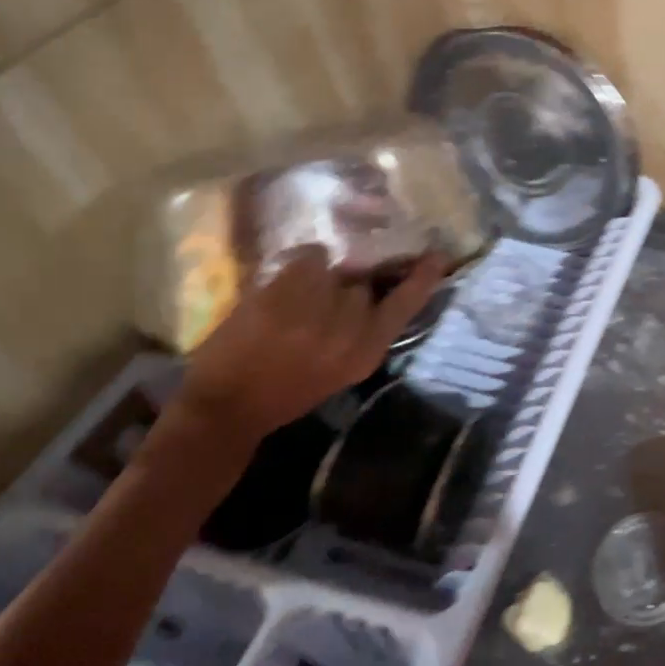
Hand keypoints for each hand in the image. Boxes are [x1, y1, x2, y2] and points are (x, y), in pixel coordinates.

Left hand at [175, 245, 444, 443]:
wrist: (225, 409)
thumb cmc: (283, 394)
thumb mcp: (339, 370)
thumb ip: (362, 333)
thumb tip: (374, 293)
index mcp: (367, 353)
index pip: (406, 305)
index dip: (422, 279)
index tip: (439, 257)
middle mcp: (351, 328)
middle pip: (364, 284)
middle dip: (347, 287)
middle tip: (320, 301)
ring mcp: (320, 305)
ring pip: (336, 269)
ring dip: (319, 278)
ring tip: (293, 301)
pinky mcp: (288, 288)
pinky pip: (309, 256)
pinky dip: (297, 267)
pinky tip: (279, 290)